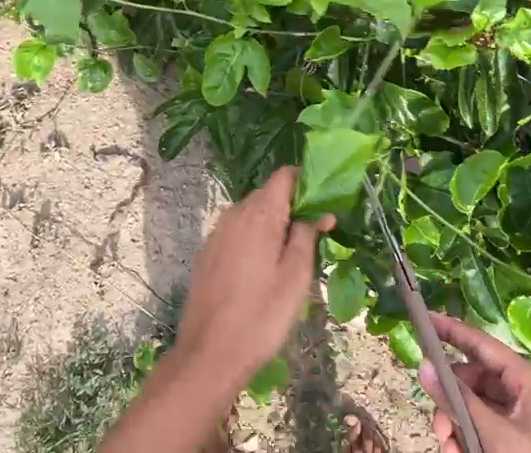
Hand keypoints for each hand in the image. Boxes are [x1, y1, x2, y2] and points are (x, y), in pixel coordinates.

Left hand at [175, 166, 333, 383]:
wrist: (208, 355)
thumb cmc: (261, 315)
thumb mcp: (296, 276)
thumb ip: (308, 235)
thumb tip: (319, 211)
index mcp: (259, 214)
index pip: (284, 176)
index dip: (306, 184)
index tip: (323, 209)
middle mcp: (234, 214)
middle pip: (268, 194)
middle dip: (292, 208)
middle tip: (313, 240)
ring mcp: (217, 233)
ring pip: (252, 215)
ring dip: (273, 226)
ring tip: (289, 261)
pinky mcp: (207, 253)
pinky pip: (237, 233)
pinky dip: (254, 240)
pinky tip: (261, 273)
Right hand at [417, 313, 530, 452]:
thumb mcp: (497, 435)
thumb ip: (460, 402)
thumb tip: (424, 366)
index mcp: (526, 379)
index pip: (482, 344)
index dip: (452, 330)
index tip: (424, 320)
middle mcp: (523, 392)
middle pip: (475, 380)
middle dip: (451, 399)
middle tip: (436, 423)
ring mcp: (522, 418)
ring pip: (477, 408)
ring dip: (457, 425)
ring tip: (448, 448)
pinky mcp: (519, 440)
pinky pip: (486, 429)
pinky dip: (469, 439)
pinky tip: (457, 452)